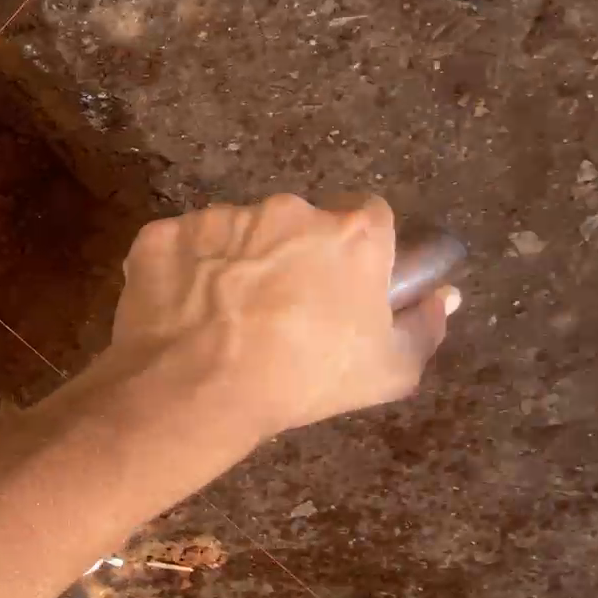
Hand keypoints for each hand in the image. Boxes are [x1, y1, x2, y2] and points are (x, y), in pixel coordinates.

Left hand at [111, 194, 456, 439]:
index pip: (364, 217)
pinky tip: (176, 306)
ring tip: (216, 309)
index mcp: (349, 231)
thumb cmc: (299, 378)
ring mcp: (211, 220)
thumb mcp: (389, 368)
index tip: (335, 278)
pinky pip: (174, 246)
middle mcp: (280, 211)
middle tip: (270, 301)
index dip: (351, 248)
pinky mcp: (157, 235)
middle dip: (285, 251)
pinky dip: (176, 268)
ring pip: (228, 230)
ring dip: (227, 257)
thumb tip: (441, 296)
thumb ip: (422, 324)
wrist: (193, 386)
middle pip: (290, 222)